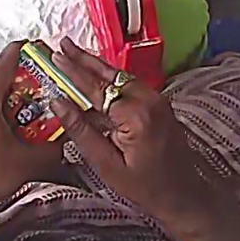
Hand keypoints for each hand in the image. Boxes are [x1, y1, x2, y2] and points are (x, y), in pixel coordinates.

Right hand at [50, 39, 215, 222]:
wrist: (184, 197)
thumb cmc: (143, 187)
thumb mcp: (105, 164)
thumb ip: (81, 130)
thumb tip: (57, 102)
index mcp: (135, 116)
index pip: (96, 87)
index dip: (73, 71)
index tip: (55, 56)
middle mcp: (149, 101)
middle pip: (110, 74)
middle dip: (84, 58)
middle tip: (62, 43)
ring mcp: (158, 100)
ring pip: (121, 76)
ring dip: (97, 65)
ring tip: (74, 52)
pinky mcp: (160, 104)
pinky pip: (131, 84)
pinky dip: (111, 76)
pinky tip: (97, 72)